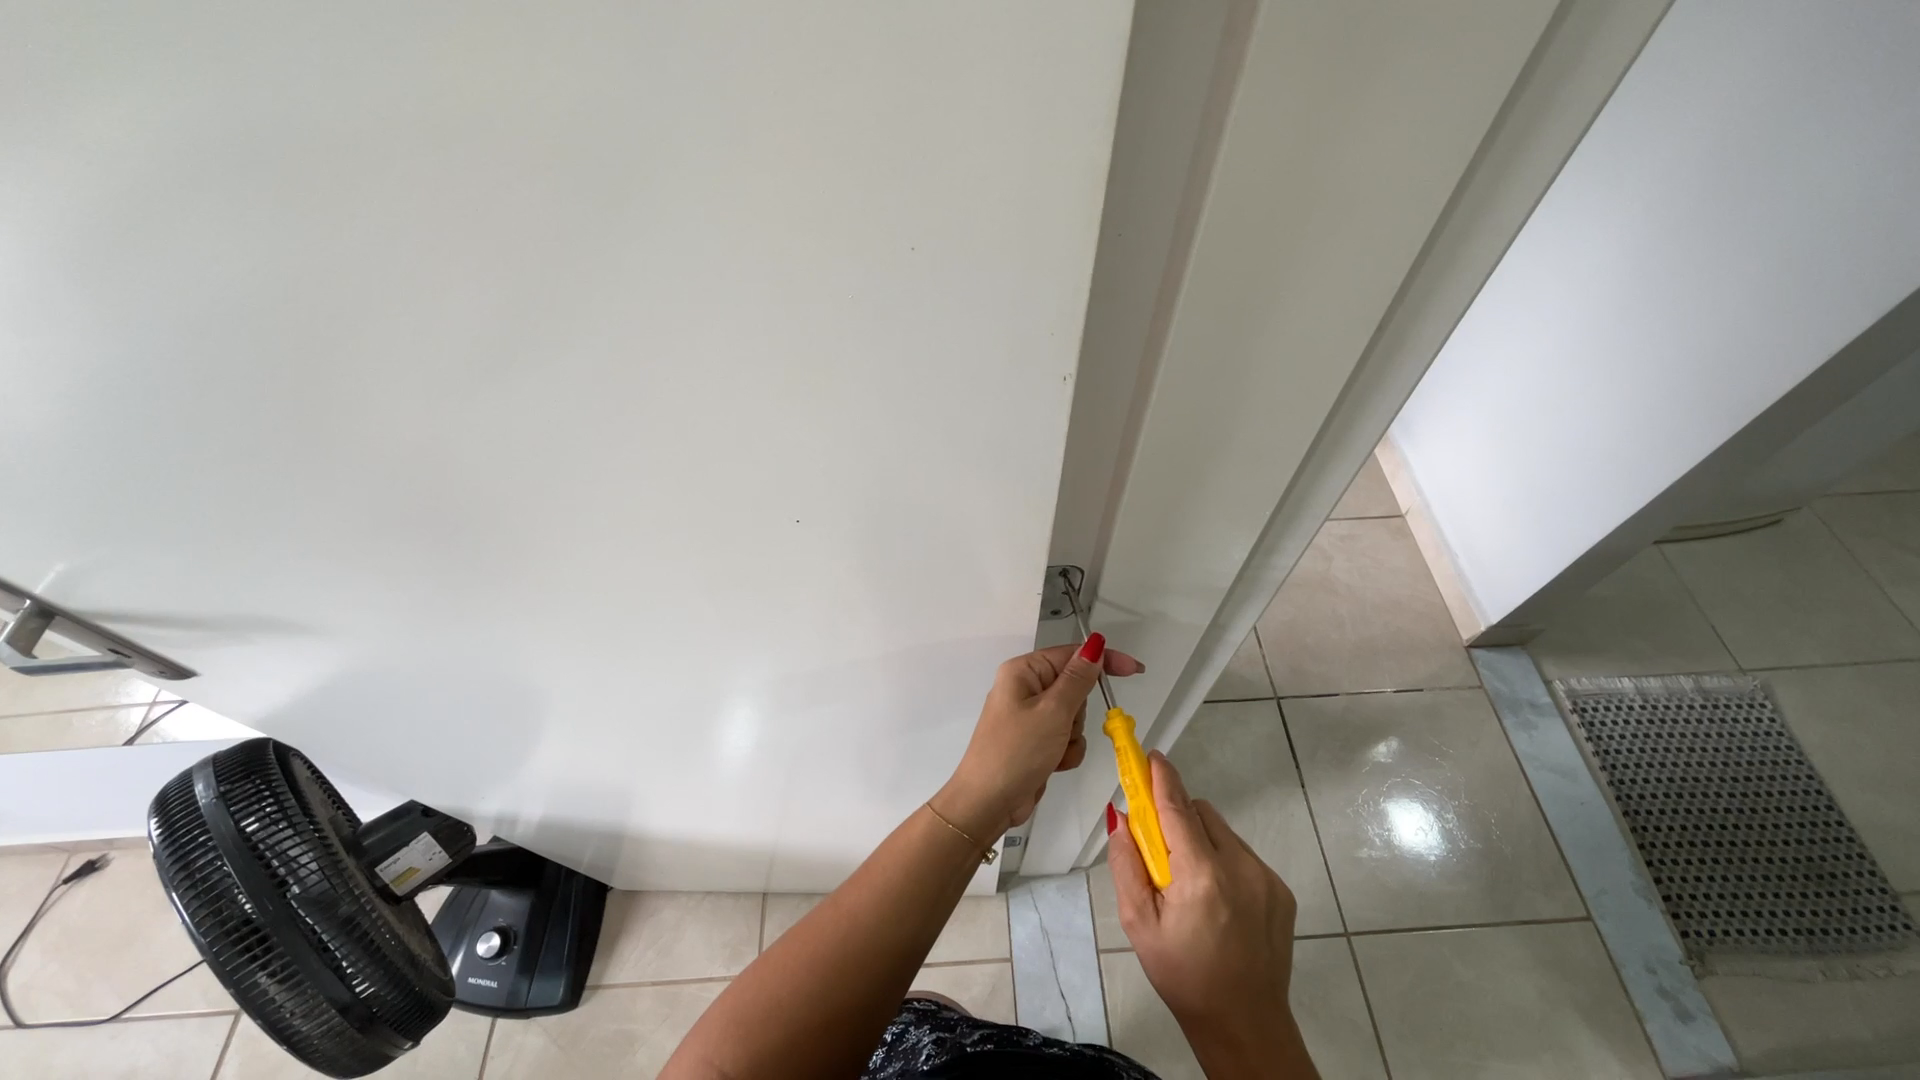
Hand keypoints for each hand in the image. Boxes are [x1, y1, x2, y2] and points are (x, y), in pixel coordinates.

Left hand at [933, 635, 1141, 838]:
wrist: (989, 802)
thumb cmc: (1016, 752)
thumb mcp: (1053, 711)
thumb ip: (1078, 678)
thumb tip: (1095, 646)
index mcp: (1023, 672)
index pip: (1072, 655)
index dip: (1103, 661)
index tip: (1134, 670)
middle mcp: (1025, 689)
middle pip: (1075, 688)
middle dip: (1079, 712)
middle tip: (1063, 727)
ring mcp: (1030, 717)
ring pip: (1074, 716)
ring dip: (1072, 736)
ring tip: (1053, 750)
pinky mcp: (1036, 741)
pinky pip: (1067, 738)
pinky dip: (1066, 751)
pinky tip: (1052, 763)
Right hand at [1109, 753, 1316, 1078]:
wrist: (1245, 1024)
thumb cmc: (1182, 976)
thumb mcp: (1139, 924)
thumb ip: (1127, 865)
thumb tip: (1121, 818)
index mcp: (1201, 876)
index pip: (1178, 809)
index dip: (1161, 778)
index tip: (1150, 755)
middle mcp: (1240, 867)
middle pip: (1202, 814)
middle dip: (1178, 819)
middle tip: (1160, 850)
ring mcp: (1266, 878)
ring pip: (1223, 833)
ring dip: (1201, 841)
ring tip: (1190, 885)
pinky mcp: (1281, 891)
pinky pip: (1243, 856)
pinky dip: (1224, 862)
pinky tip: (1217, 902)